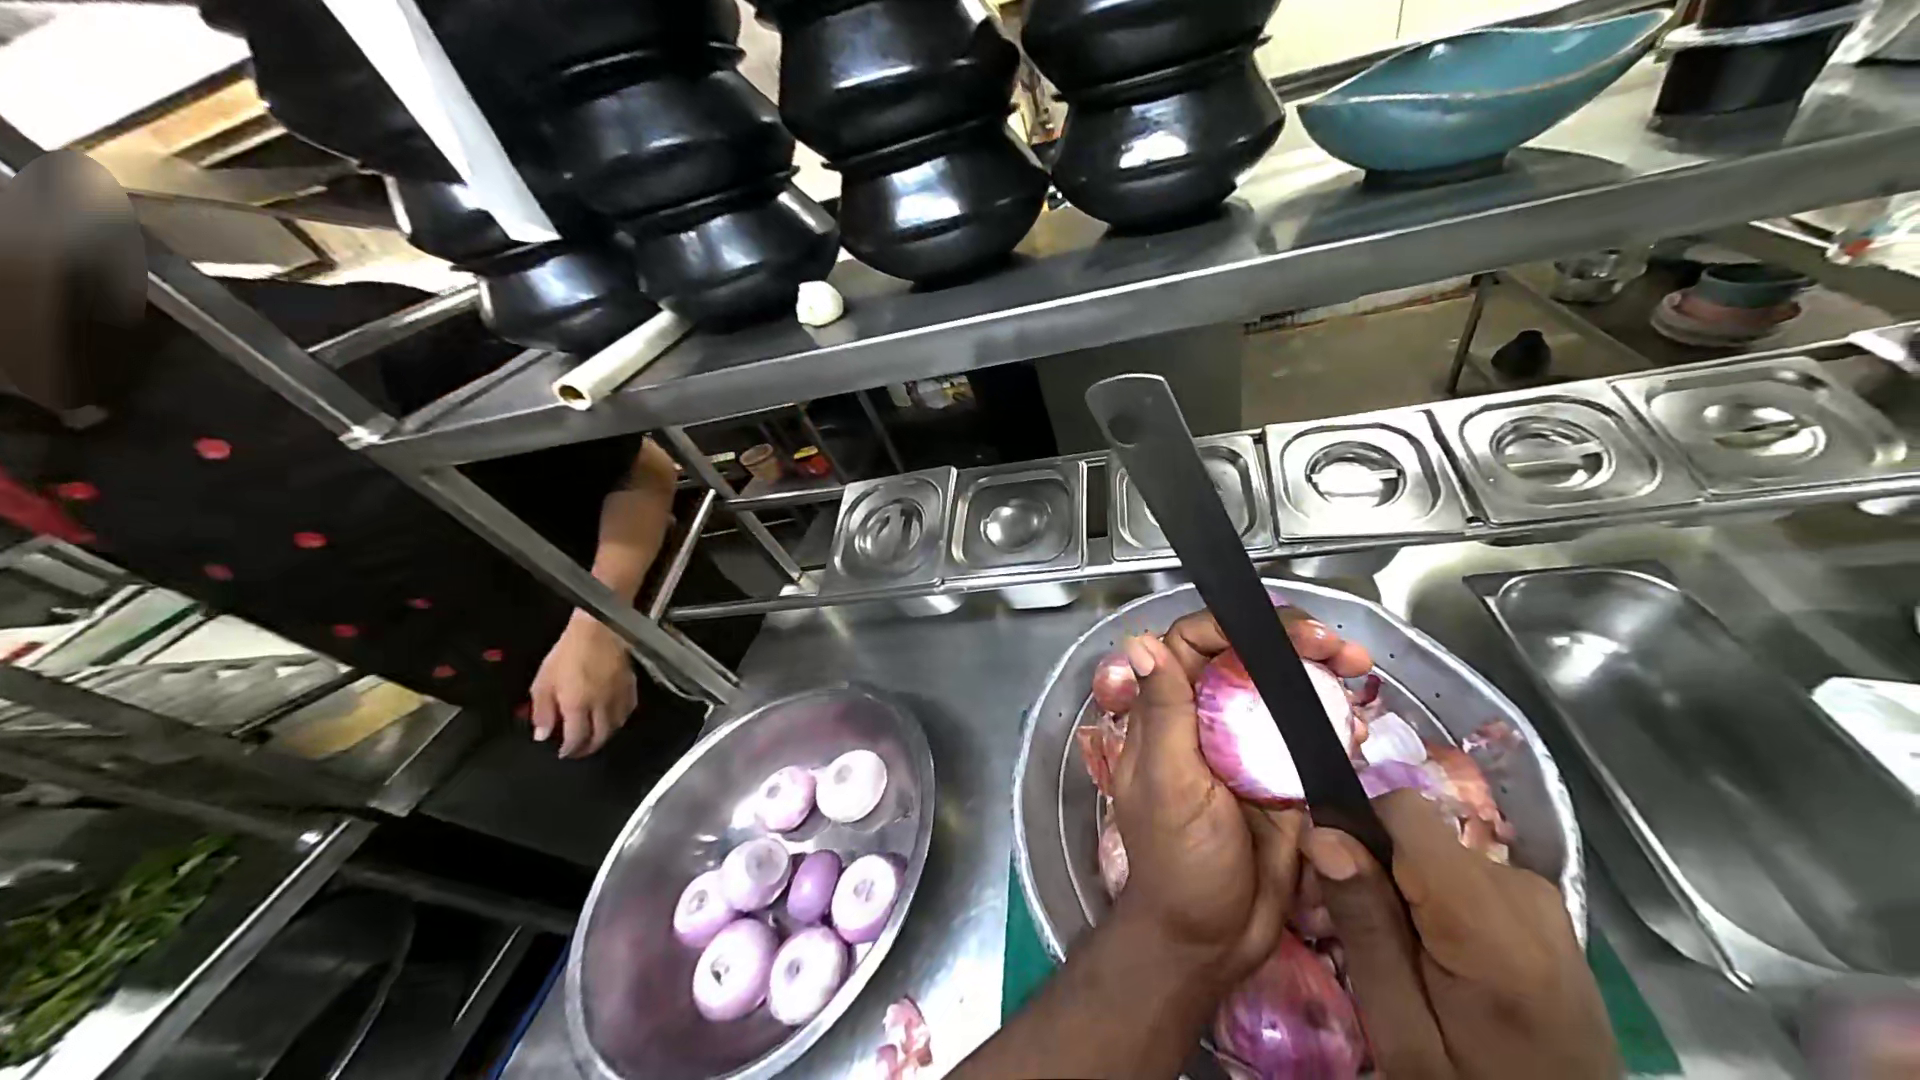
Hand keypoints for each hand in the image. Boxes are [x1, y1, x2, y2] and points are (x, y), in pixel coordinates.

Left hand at [529, 613, 637, 758]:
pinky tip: (614, 717)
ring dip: (606, 735)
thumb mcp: (543, 681)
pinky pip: (629, 710)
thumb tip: (543, 735)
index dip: (570, 750)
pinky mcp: (631, 686)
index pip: (577, 738)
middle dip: (589, 748)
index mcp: (577, 706)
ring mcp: (619, 696)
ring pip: (617, 726)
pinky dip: (621, 719)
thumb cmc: (568, 652)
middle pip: (600, 736)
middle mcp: (601, 706)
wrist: (599, 629)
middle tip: (579, 750)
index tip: (564, 753)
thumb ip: (542, 711)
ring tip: (595, 735)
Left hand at [1109, 607, 1374, 983]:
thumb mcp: (1168, 781)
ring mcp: (1247, 747)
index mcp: (1168, 714)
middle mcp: (1207, 720)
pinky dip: (1333, 722)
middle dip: (1288, 644)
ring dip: (1318, 675)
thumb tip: (1140, 643)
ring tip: (1355, 667)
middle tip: (1336, 647)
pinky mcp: (1284, 776)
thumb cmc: (1176, 859)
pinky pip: (1309, 737)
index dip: (1228, 627)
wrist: (1212, 938)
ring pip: (1281, 692)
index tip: (1275, 627)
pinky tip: (1356, 719)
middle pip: (1244, 661)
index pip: (1190, 646)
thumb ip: (1163, 712)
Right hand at [1302, 790, 1619, 1079]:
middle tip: (1350, 930)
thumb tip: (1321, 835)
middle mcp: (1522, 891)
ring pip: (1432, 847)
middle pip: (1414, 831)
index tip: (1331, 884)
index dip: (1355, 831)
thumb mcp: (1401, 1031)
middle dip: (1369, 863)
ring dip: (1398, 880)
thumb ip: (1366, 927)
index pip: (1402, 811)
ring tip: (1392, 949)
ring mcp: (1539, 898)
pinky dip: (1430, 893)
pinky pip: (1459, 868)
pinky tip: (1431, 951)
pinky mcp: (1542, 908)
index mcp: (1489, 924)